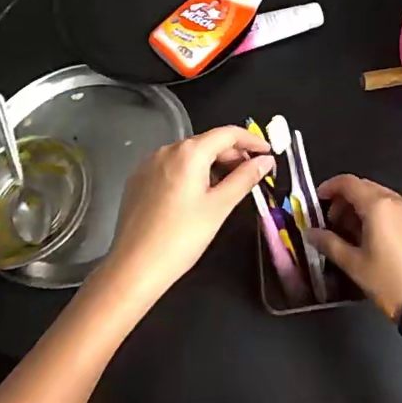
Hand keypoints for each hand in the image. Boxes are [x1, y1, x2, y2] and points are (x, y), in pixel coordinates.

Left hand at [101, 125, 273, 305]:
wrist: (133, 269)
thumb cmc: (181, 238)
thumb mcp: (219, 207)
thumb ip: (245, 178)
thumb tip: (265, 160)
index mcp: (188, 152)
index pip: (227, 133)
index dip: (251, 140)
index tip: (268, 153)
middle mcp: (166, 150)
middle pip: (207, 142)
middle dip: (233, 154)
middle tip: (253, 173)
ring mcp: (148, 164)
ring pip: (189, 155)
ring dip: (212, 164)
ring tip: (228, 185)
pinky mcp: (138, 180)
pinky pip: (171, 167)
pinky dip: (191, 172)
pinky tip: (198, 194)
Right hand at [308, 174, 401, 317]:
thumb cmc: (390, 282)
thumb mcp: (354, 264)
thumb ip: (329, 244)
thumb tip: (311, 233)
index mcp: (377, 205)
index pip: (348, 182)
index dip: (329, 187)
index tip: (317, 200)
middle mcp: (396, 201)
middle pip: (364, 187)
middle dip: (344, 200)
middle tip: (331, 222)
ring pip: (380, 198)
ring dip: (361, 208)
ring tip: (351, 233)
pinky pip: (395, 209)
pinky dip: (379, 215)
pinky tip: (373, 239)